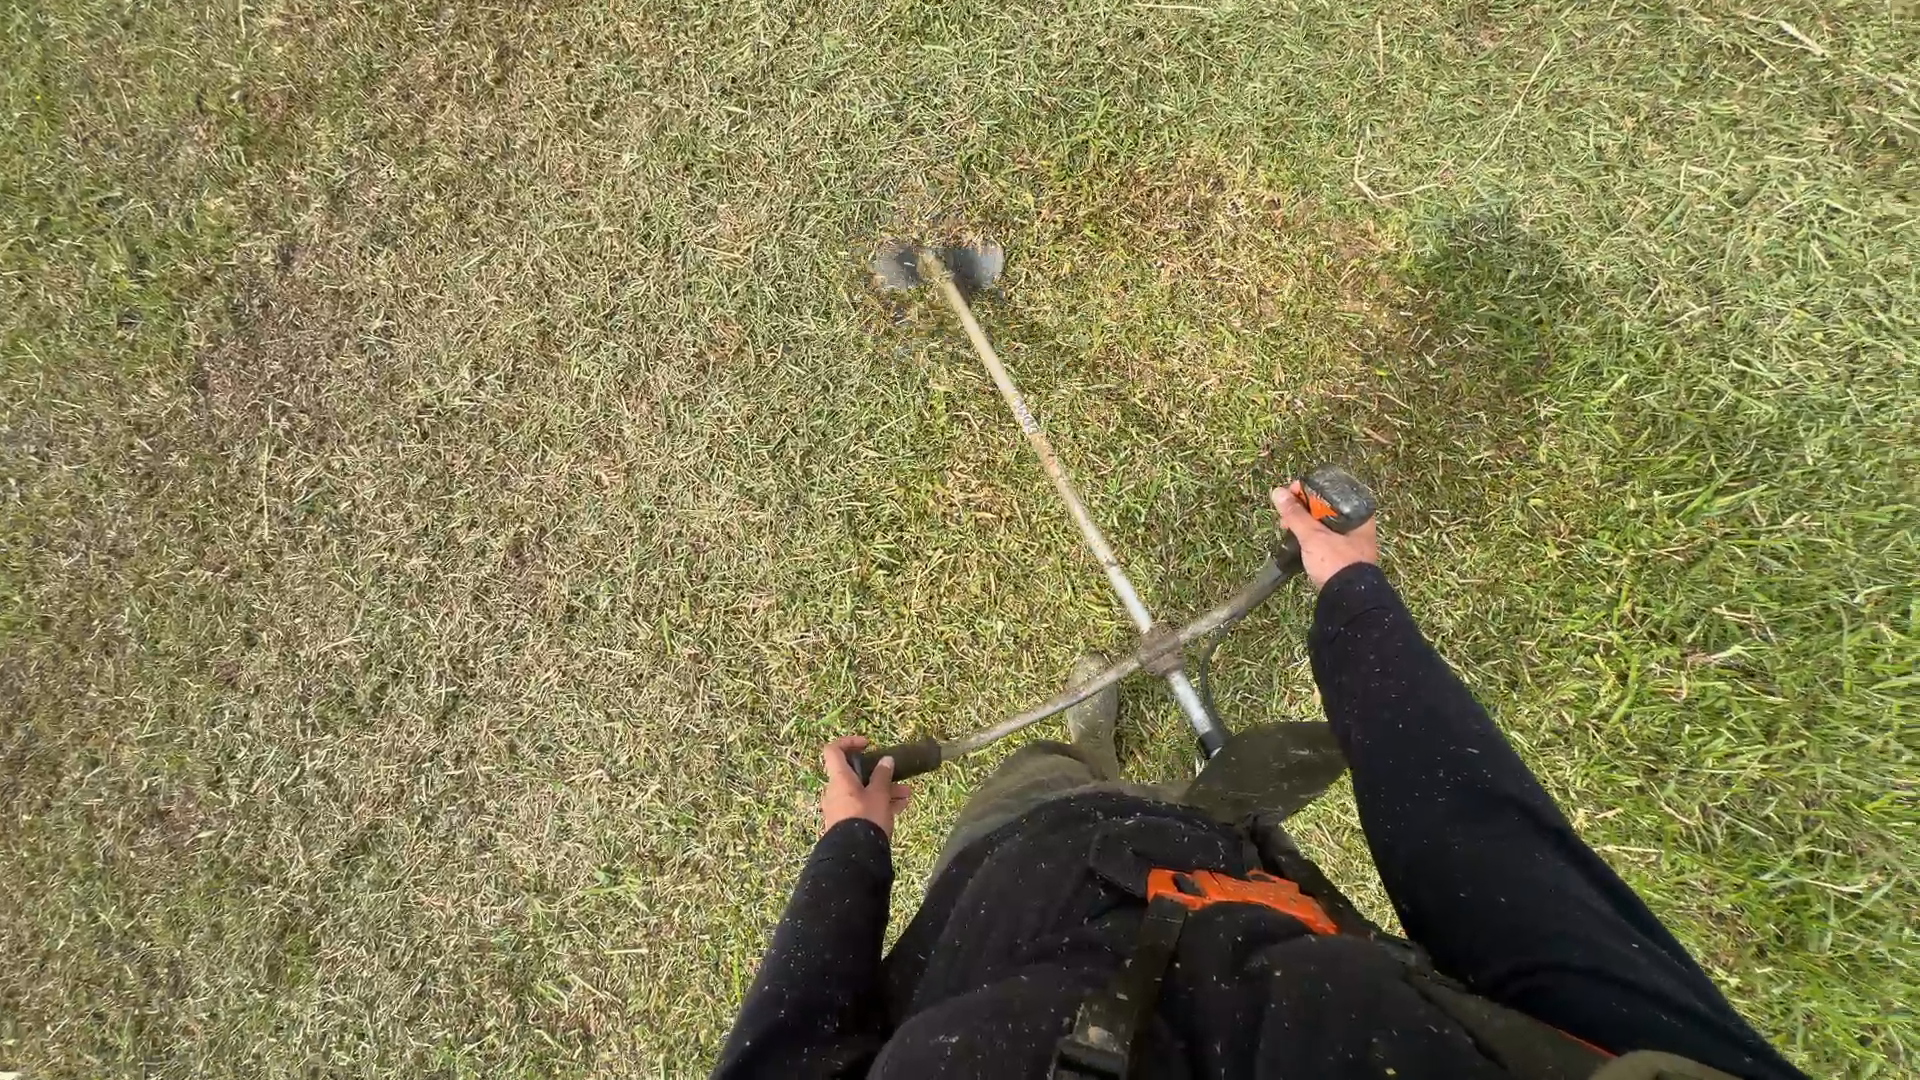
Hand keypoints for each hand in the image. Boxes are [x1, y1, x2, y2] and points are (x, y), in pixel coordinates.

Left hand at [821, 735, 911, 837]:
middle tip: (899, 778)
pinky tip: (900, 809)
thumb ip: (883, 775)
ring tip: (906, 797)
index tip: (868, 745)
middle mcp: (835, 791)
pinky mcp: (845, 824)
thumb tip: (885, 760)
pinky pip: (862, 807)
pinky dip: (879, 805)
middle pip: (855, 775)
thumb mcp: (879, 794)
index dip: (849, 742)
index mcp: (839, 779)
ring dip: (885, 791)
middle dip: (880, 775)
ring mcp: (839, 808)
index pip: (833, 751)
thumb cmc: (866, 818)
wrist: (854, 858)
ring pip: (862, 792)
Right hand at [1272, 480, 1379, 588]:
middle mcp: (1357, 524)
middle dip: (1301, 508)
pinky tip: (1295, 541)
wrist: (1348, 599)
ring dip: (1301, 524)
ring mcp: (1349, 540)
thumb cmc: (1335, 562)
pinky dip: (1307, 537)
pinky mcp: (1340, 555)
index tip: (1288, 496)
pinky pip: (1321, 538)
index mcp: (1358, 513)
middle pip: (1324, 506)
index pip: (1329, 490)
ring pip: (1321, 523)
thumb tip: (1277, 492)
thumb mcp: (1313, 535)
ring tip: (1286, 529)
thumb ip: (1295, 514)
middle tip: (1284, 516)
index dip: (1307, 490)